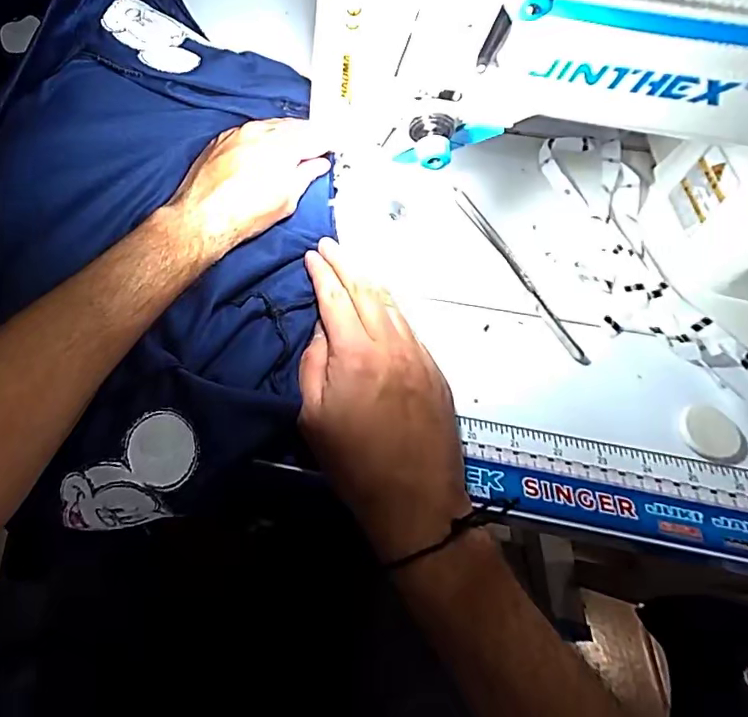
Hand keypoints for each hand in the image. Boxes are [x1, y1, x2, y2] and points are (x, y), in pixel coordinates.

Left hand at [162, 118, 332, 260]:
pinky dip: (260, 139)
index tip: (332, 147)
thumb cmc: (243, 214)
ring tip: (288, 154)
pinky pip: (248, 132)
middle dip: (306, 136)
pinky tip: (261, 155)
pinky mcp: (221, 140)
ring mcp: (238, 133)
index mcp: (283, 144)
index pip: (316, 134)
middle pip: (293, 126)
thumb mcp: (287, 200)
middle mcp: (260, 131)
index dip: (327, 141)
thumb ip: (306, 175)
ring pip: (270, 126)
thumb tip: (318, 165)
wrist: (200, 218)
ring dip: (283, 136)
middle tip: (314, 150)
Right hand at [299, 237, 470, 561]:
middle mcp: (392, 346)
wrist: (417, 502)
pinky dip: (390, 308)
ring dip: (369, 281)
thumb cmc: (355, 464)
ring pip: (391, 305)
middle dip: (345, 263)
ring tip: (352, 267)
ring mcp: (419, 356)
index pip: (335, 297)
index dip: (322, 272)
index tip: (311, 255)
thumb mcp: (312, 416)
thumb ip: (313, 363)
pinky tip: (381, 306)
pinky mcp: (435, 371)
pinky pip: (409, 326)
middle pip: (365, 290)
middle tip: (329, 245)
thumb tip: (321, 331)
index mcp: (357, 355)